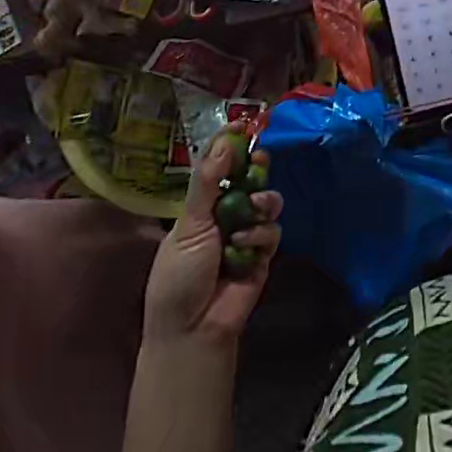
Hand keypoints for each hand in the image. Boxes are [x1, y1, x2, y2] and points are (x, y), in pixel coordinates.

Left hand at [143, 132, 283, 347]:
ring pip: (266, 202)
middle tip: (259, 158)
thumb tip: (222, 145)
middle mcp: (225, 215)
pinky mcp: (263, 254)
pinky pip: (272, 232)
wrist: (193, 327)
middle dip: (255, 168)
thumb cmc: (179, 275)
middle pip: (248, 180)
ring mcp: (246, 234)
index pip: (217, 168)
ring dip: (261, 202)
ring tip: (251, 210)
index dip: (229, 146)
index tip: (241, 125)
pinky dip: (261, 235)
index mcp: (201, 206)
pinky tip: (245, 246)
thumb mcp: (188, 225)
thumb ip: (206, 186)